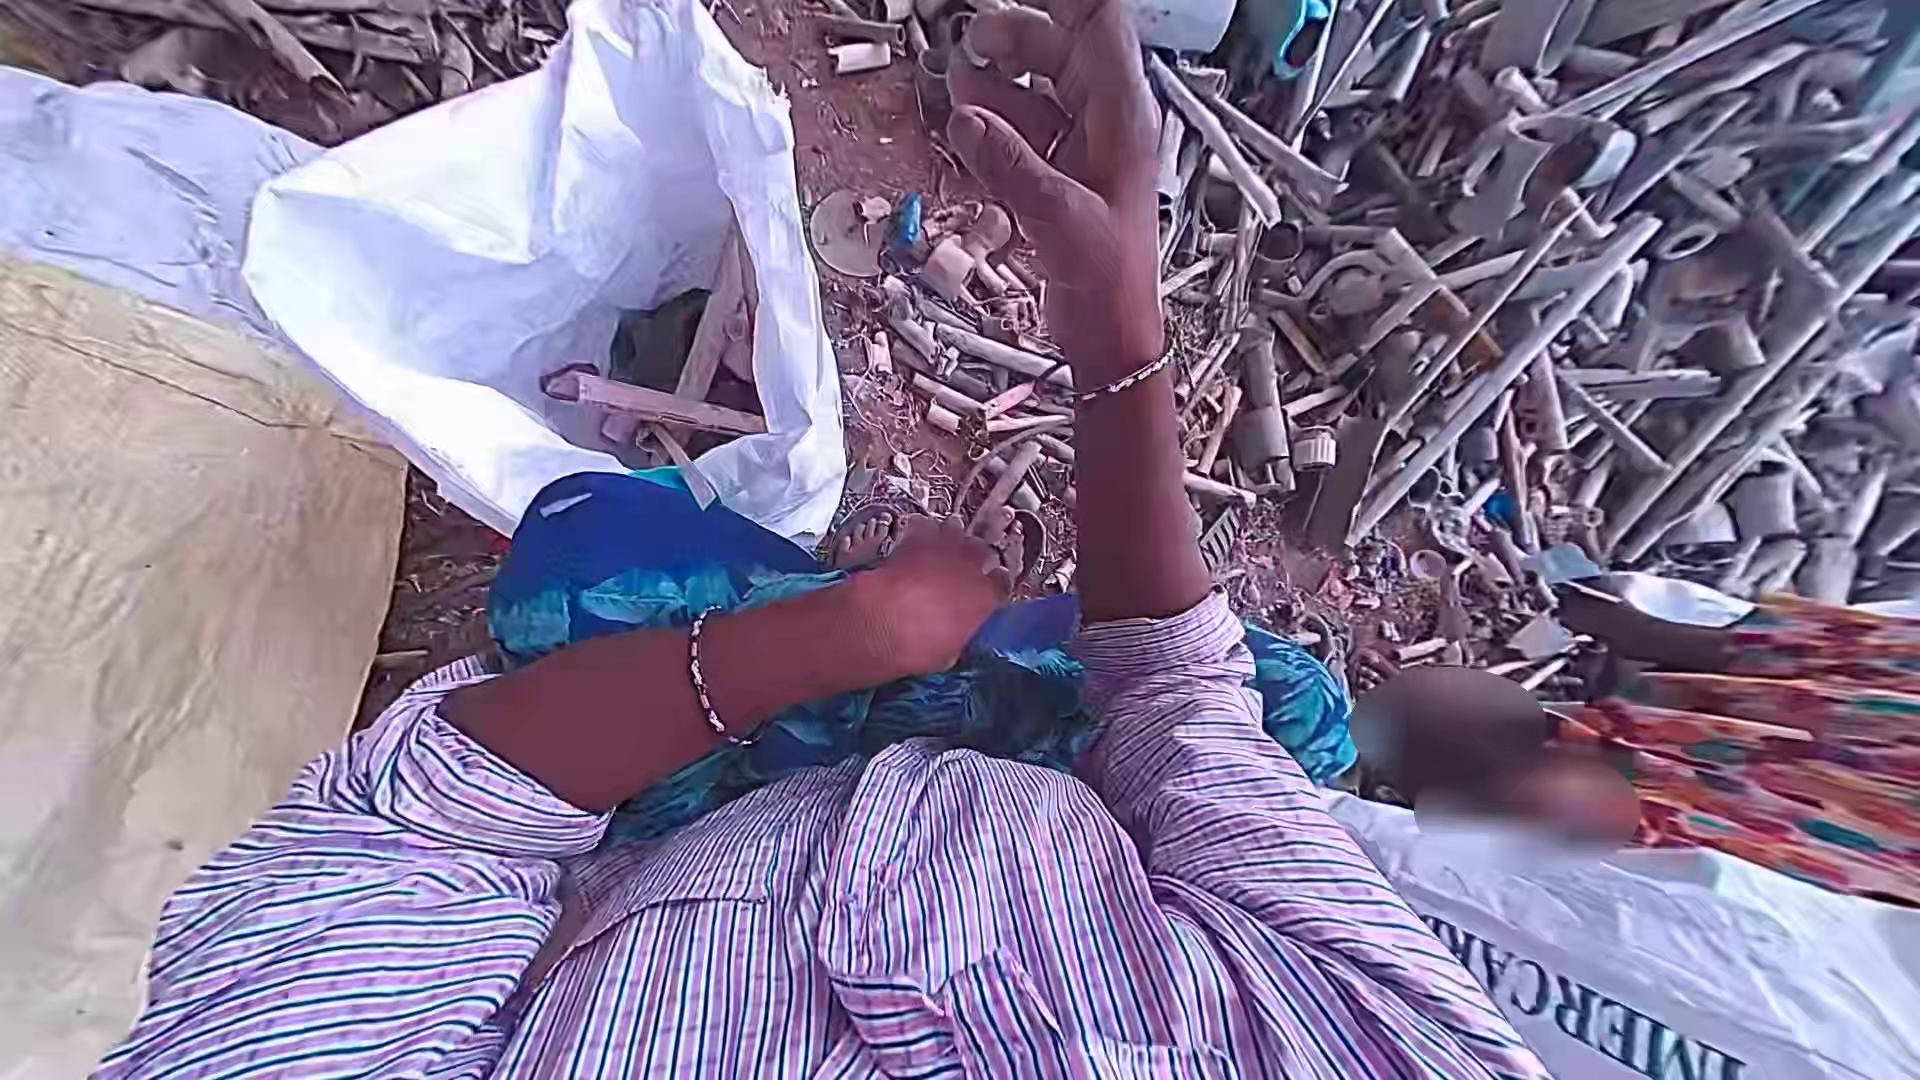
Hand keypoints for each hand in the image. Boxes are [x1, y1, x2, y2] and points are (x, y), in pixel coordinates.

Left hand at [852, 515, 1010, 677]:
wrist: (881, 622)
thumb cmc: (918, 646)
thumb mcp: (948, 653)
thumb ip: (960, 634)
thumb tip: (956, 634)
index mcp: (984, 597)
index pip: (1001, 583)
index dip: (995, 585)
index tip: (989, 589)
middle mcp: (969, 568)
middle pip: (981, 551)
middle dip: (976, 556)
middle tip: (966, 566)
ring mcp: (941, 550)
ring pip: (956, 531)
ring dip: (953, 537)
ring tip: (946, 545)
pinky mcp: (912, 541)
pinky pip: (925, 528)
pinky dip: (924, 532)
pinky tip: (919, 538)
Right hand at [947, 0, 1163, 377]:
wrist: (1110, 335)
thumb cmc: (1109, 282)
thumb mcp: (1060, 216)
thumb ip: (1011, 165)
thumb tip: (967, 119)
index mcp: (1122, 121)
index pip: (1098, 26)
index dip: (1061, 2)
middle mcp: (1103, 133)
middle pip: (1063, 58)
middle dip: (1018, 39)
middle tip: (974, 36)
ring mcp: (1080, 164)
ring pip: (1038, 106)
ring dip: (1000, 91)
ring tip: (961, 79)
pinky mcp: (1060, 195)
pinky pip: (1025, 150)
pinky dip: (997, 139)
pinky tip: (970, 132)